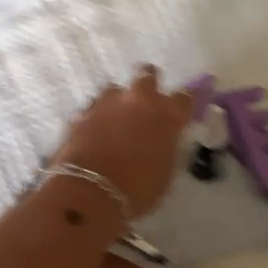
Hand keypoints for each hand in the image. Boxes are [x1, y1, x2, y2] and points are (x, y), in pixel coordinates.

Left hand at [53, 67, 194, 215]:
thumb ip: (166, 146)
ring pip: (113, 89)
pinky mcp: (81, 114)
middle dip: (147, 82)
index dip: (185, 100)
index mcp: (168, 115)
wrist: (90, 192)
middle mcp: (139, 101)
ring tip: (112, 118)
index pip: (185, 96)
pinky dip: (94, 117)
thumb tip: (162, 140)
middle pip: (146, 75)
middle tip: (144, 98)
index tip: (183, 104)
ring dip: (116, 100)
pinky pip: (91, 108)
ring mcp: (107, 104)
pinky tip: (92, 130)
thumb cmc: (137, 189)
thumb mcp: (165, 170)